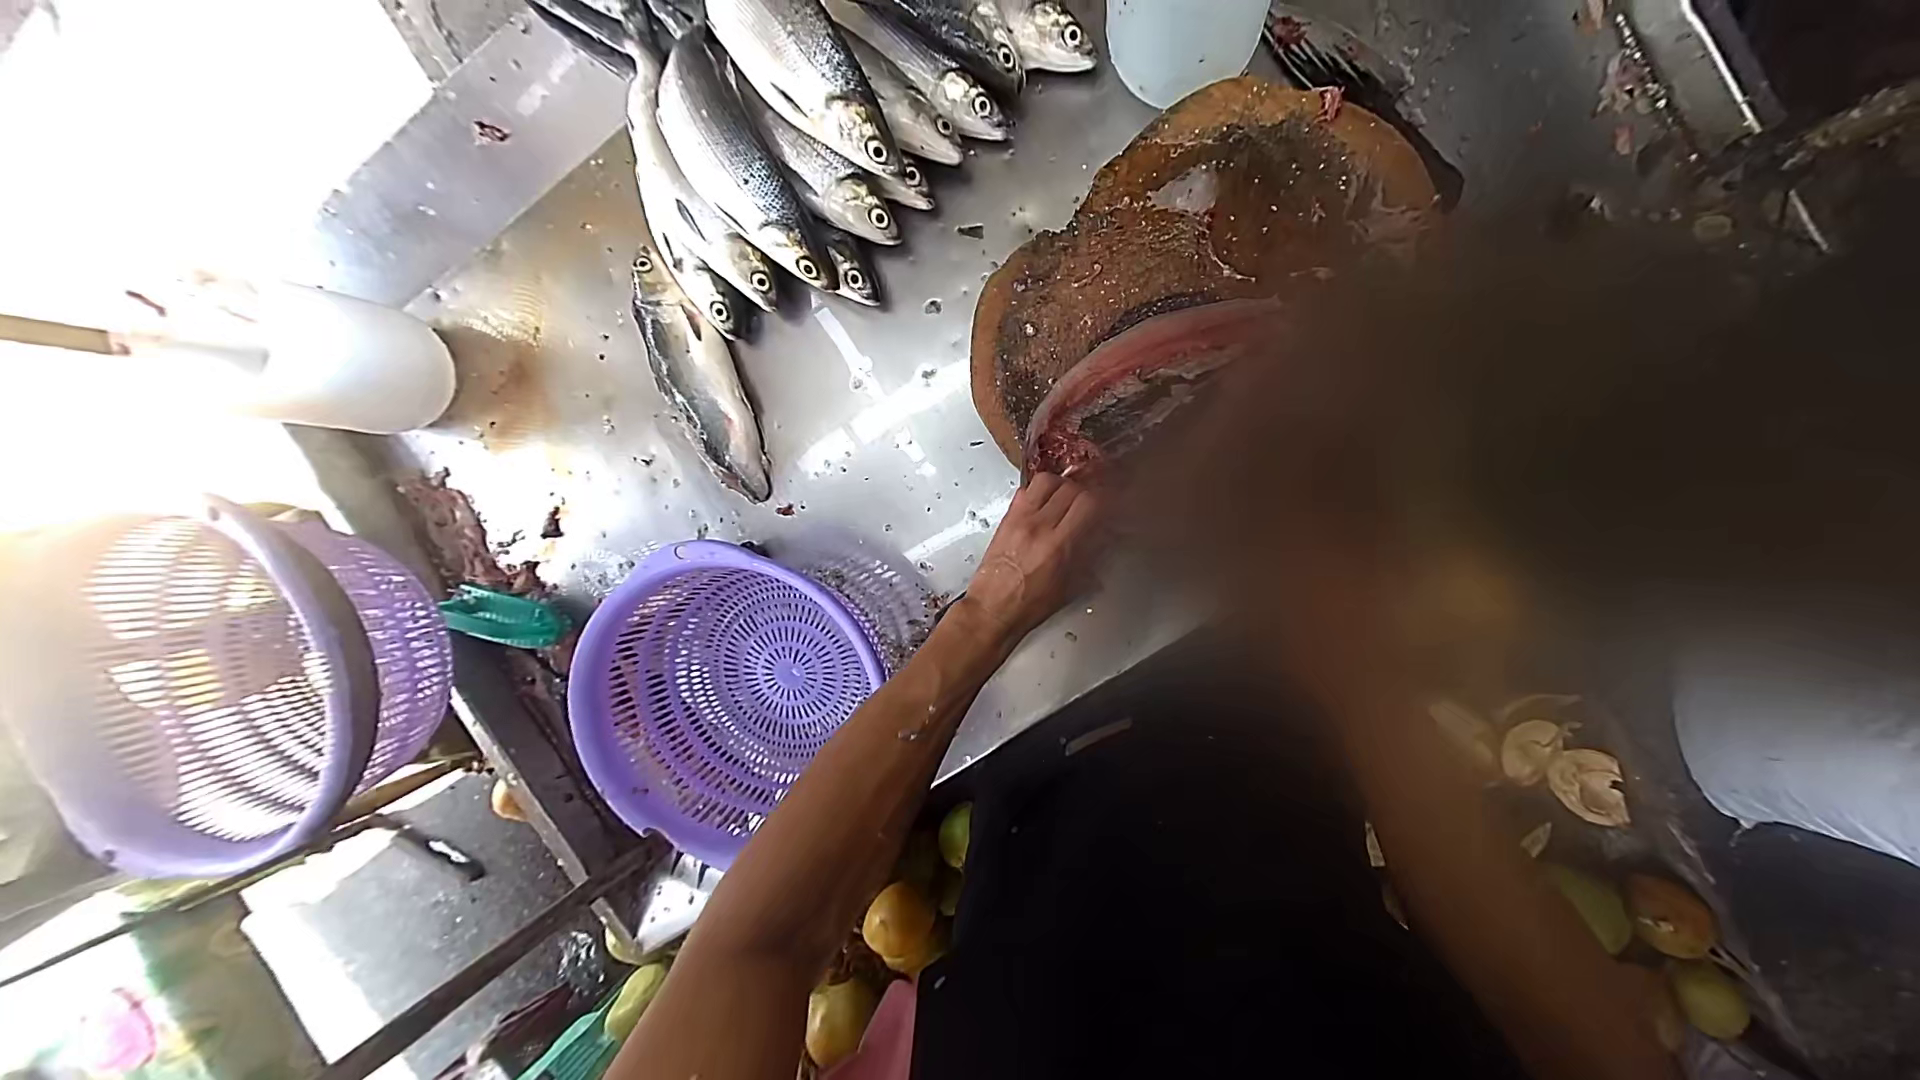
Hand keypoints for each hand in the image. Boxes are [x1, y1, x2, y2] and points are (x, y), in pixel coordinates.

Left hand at [964, 473, 1100, 639]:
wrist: (993, 608)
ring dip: (1061, 486)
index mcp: (1058, 545)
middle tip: (1089, 504)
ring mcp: (1020, 520)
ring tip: (1065, 499)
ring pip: (1046, 481)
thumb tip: (1105, 539)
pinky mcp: (1006, 519)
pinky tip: (1043, 505)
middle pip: (1070, 488)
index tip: (1108, 505)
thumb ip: (1091, 558)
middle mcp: (1038, 527)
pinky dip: (1038, 492)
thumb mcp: (1071, 586)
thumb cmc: (1028, 605)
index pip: (1089, 503)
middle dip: (1086, 493)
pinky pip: (1025, 492)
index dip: (1103, 500)